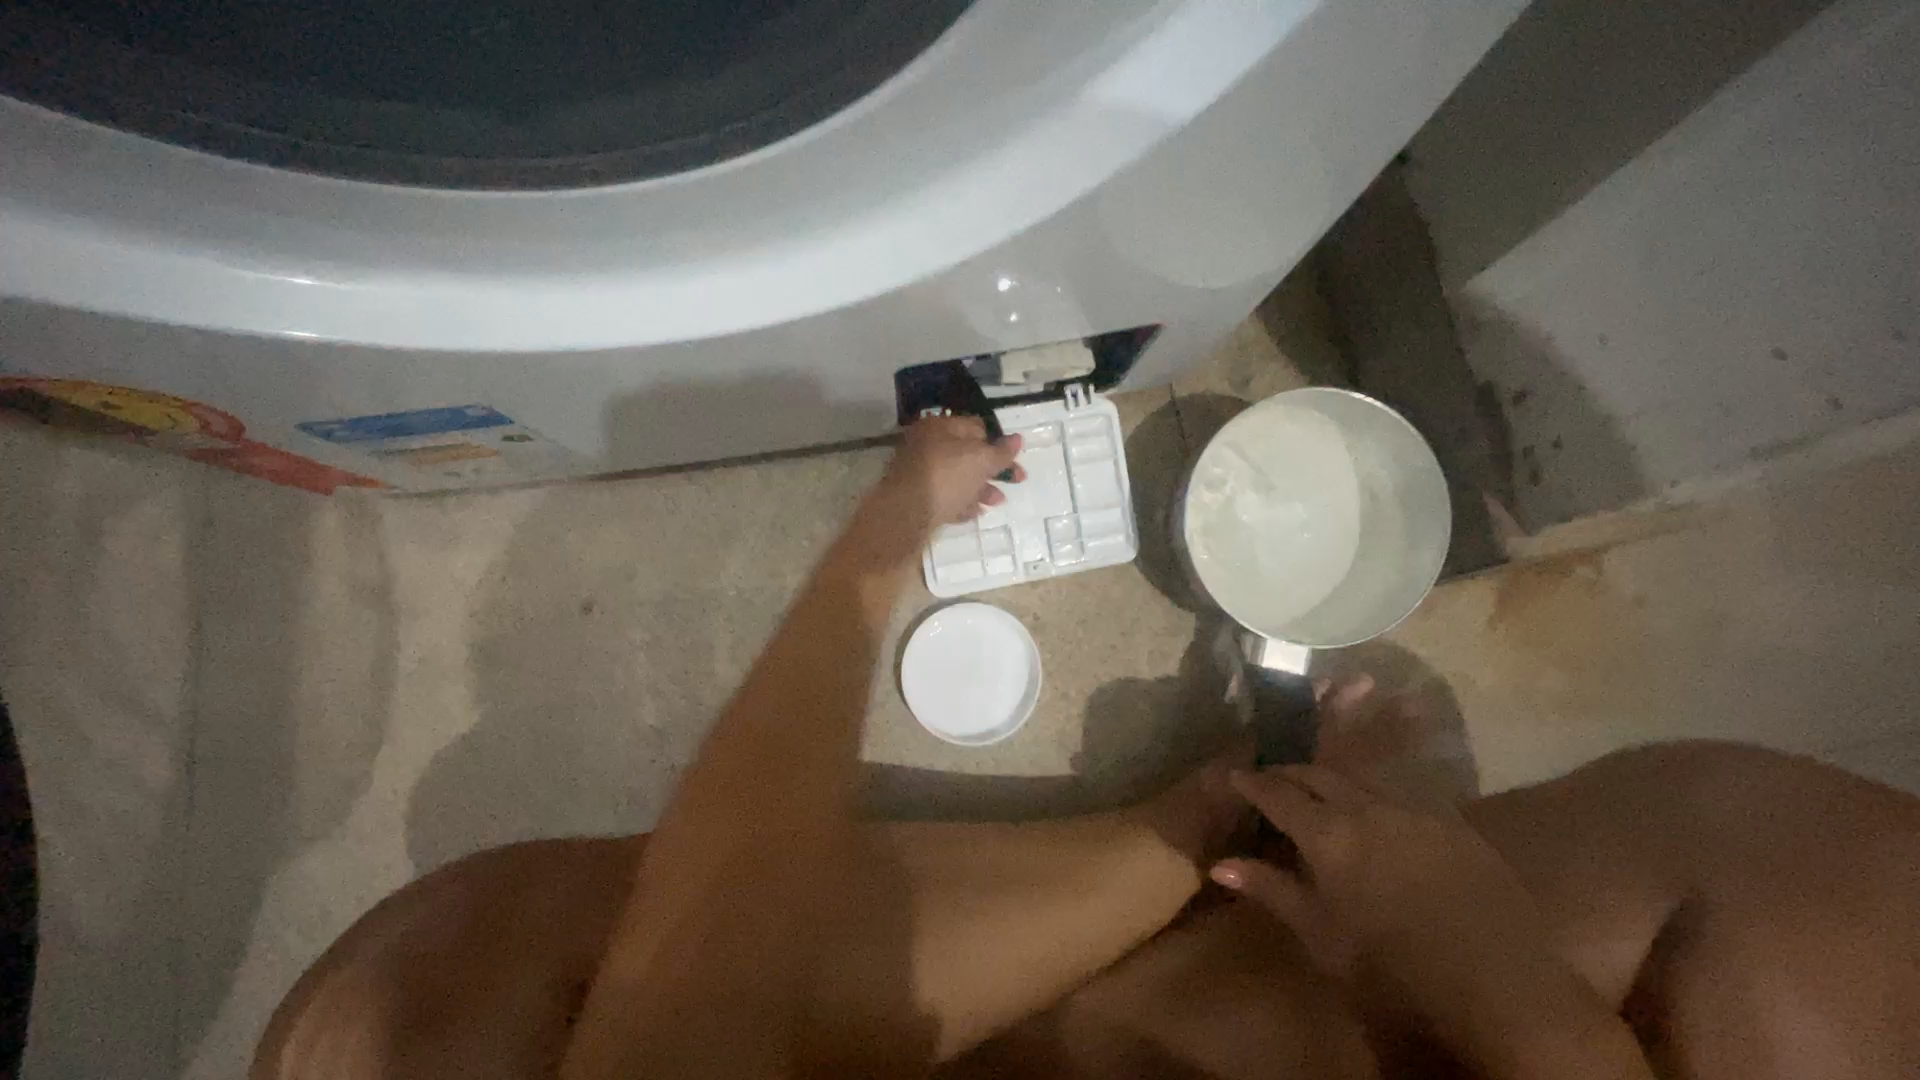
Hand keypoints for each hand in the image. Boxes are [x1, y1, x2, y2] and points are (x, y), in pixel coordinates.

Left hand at [877, 416, 1024, 533]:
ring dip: (981, 488)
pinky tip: (976, 512)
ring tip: (998, 502)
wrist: (906, 513)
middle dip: (993, 469)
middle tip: (1017, 481)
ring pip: (957, 477)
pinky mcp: (917, 498)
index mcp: (940, 427)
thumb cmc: (946, 476)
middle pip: (967, 454)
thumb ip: (1001, 451)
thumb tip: (1018, 439)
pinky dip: (962, 503)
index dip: (997, 441)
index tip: (1014, 458)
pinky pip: (945, 497)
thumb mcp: (981, 460)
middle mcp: (927, 445)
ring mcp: (920, 472)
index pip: (975, 427)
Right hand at [1210, 765, 1639, 1079]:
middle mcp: (1369, 808)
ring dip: (1332, 779)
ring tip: (1317, 791)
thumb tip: (1221, 864)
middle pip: (1319, 774)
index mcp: (1329, 835)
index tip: (1234, 775)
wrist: (1505, 991)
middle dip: (1290, 772)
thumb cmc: (1396, 973)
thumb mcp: (1323, 938)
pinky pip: (1401, 795)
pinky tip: (1374, 815)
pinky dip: (1373, 795)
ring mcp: (1417, 812)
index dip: (1253, 782)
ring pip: (1362, 778)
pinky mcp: (1455, 825)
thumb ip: (1273, 891)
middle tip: (1269, 778)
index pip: (1279, 793)